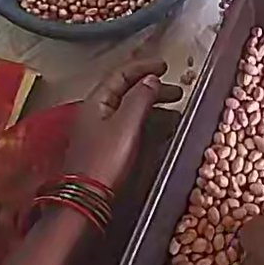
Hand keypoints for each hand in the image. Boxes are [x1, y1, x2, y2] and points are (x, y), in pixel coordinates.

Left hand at [60, 59, 180, 192]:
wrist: (87, 198)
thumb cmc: (105, 160)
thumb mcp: (126, 125)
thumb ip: (140, 98)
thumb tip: (151, 78)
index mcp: (96, 102)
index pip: (120, 74)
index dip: (143, 67)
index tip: (165, 66)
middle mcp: (95, 112)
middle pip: (125, 90)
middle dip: (151, 88)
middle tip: (176, 91)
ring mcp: (98, 130)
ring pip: (127, 108)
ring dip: (151, 104)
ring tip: (174, 109)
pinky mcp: (104, 146)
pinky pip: (128, 124)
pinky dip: (146, 120)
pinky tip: (159, 128)